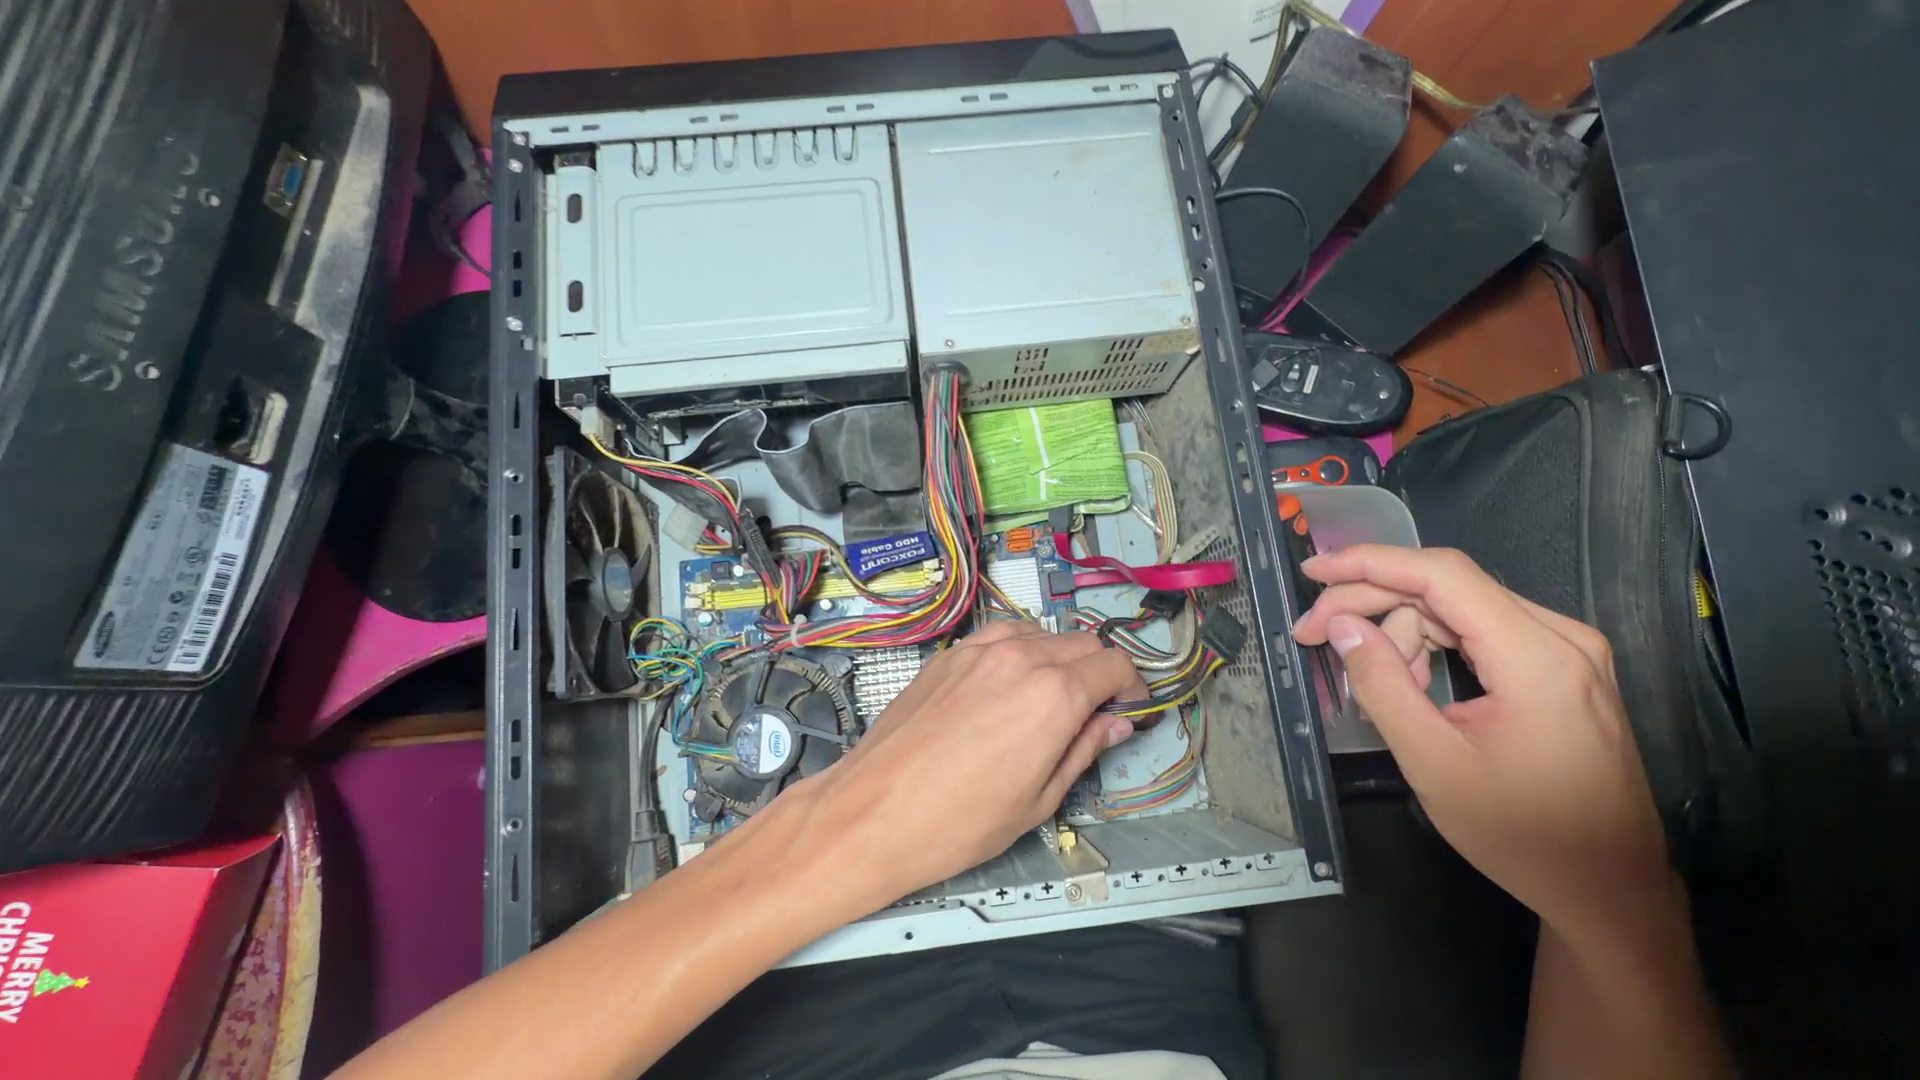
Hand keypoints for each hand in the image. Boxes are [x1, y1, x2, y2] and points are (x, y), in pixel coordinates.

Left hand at [781, 622, 1143, 905]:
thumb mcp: (1038, 799)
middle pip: (1082, 643)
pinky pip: (1000, 637)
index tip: (1129, 707)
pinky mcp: (948, 656)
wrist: (873, 812)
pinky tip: (1011, 683)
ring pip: (1041, 634)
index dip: (1131, 686)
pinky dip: (1020, 651)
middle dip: (1100, 671)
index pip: (1114, 664)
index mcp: (1053, 695)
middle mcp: (1019, 659)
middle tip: (1097, 708)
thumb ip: (1084, 750)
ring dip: (1060, 657)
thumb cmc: (955, 821)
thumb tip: (1114, 725)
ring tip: (1053, 698)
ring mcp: (978, 651)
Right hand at [1291, 545, 1675, 938]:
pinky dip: (1435, 648)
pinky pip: (1481, 633)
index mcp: (1537, 657)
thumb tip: (1340, 624)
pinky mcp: (1562, 668)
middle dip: (1373, 606)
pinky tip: (1413, 683)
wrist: (1608, 889)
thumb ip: (1382, 684)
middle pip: (1446, 589)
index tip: (1312, 571)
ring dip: (1404, 635)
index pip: (1442, 575)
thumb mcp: (1433, 762)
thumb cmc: (1520, 834)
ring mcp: (1567, 651)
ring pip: (1459, 610)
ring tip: (1380, 689)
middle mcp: (1561, 637)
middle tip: (1313, 636)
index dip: (1369, 563)